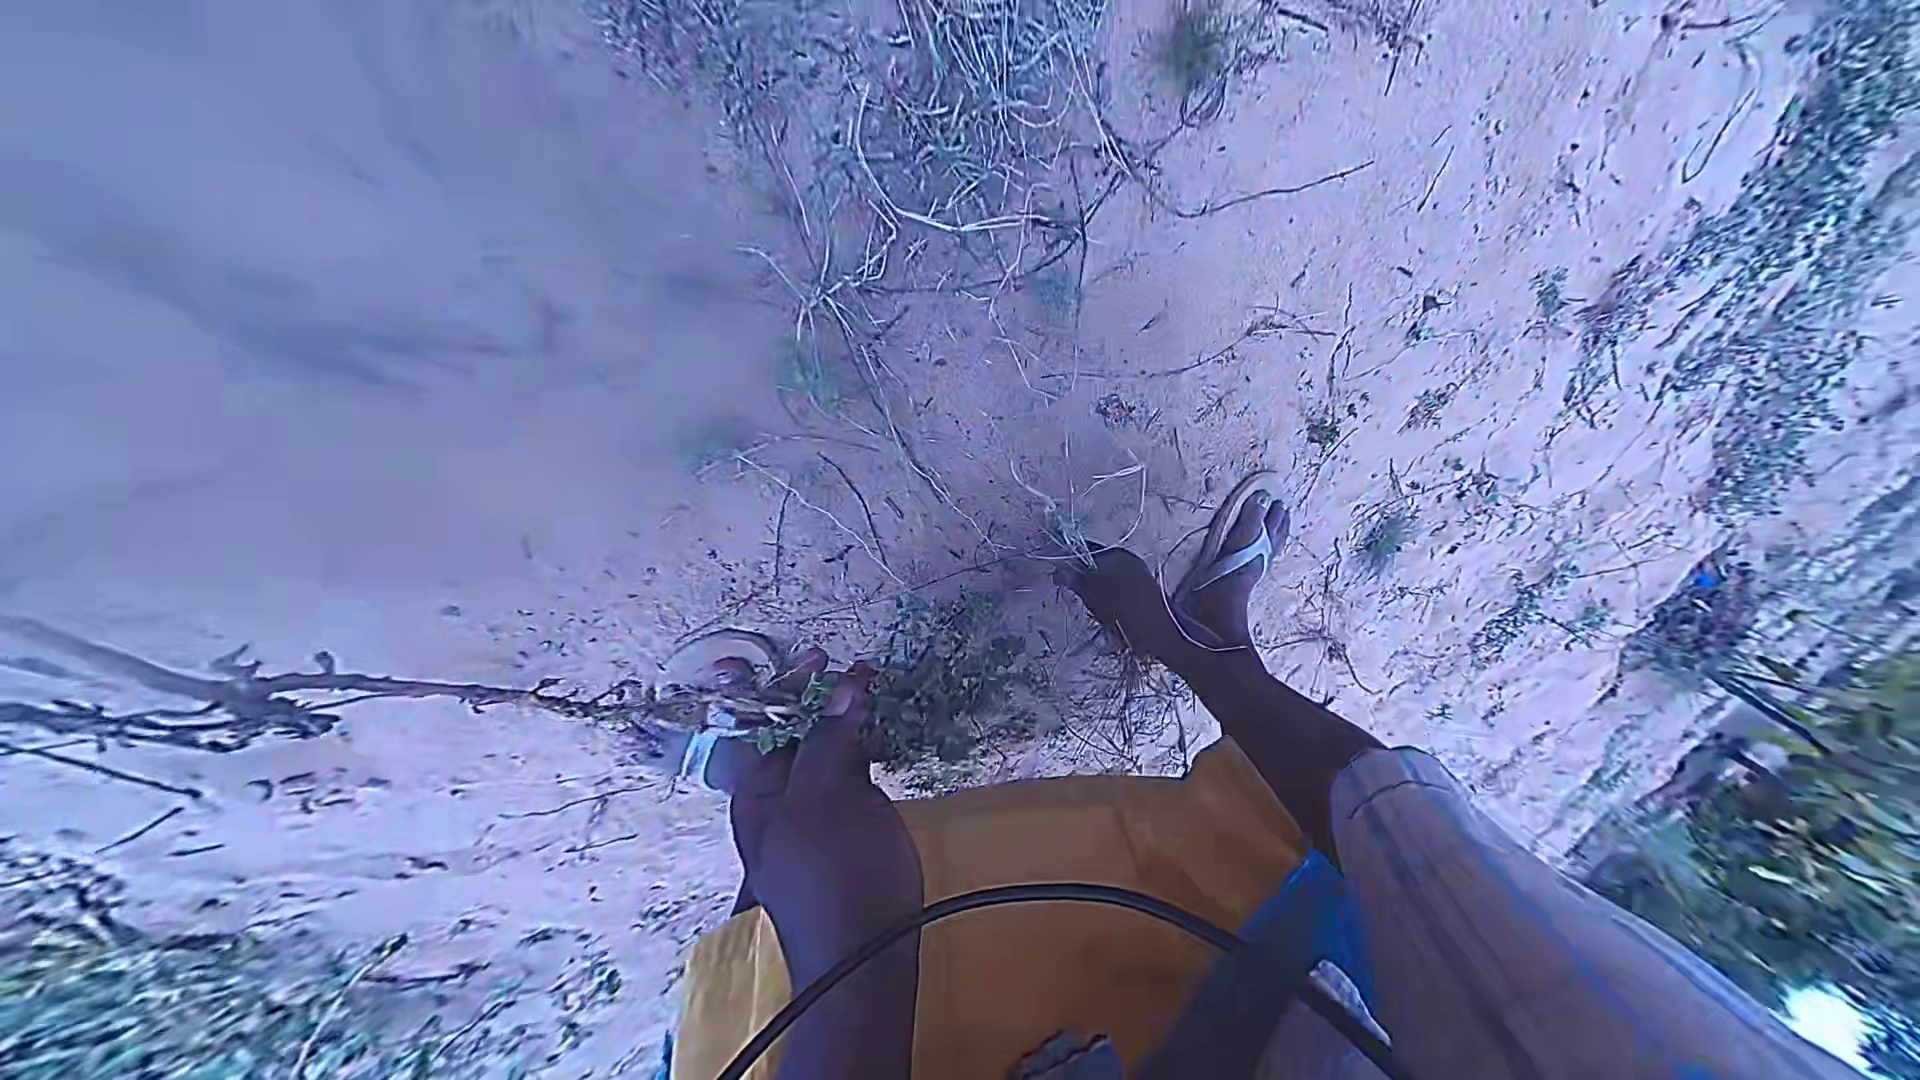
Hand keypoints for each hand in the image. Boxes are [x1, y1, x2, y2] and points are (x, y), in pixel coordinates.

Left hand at [727, 652, 923, 982]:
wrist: (869, 950)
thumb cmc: (836, 872)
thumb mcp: (825, 799)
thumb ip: (831, 739)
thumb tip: (845, 685)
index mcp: (757, 792)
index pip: (755, 725)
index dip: (775, 687)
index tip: (809, 658)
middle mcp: (781, 794)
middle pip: (791, 730)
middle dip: (813, 694)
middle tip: (841, 665)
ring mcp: (817, 804)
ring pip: (824, 745)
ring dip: (840, 712)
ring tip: (865, 684)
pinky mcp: (850, 814)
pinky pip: (849, 764)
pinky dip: (860, 738)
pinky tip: (877, 723)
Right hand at [1054, 548, 1200, 669]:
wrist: (1162, 637)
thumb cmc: (1129, 610)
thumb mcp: (1096, 593)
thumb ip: (1076, 579)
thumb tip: (1058, 571)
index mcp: (1119, 556)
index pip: (1087, 552)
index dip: (1072, 565)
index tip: (1060, 579)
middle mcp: (1128, 565)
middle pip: (1094, 572)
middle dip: (1086, 587)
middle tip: (1088, 603)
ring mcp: (1135, 583)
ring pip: (1103, 589)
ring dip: (1097, 603)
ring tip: (1102, 616)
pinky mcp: (1139, 601)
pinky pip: (1114, 601)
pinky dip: (1109, 611)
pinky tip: (1112, 623)